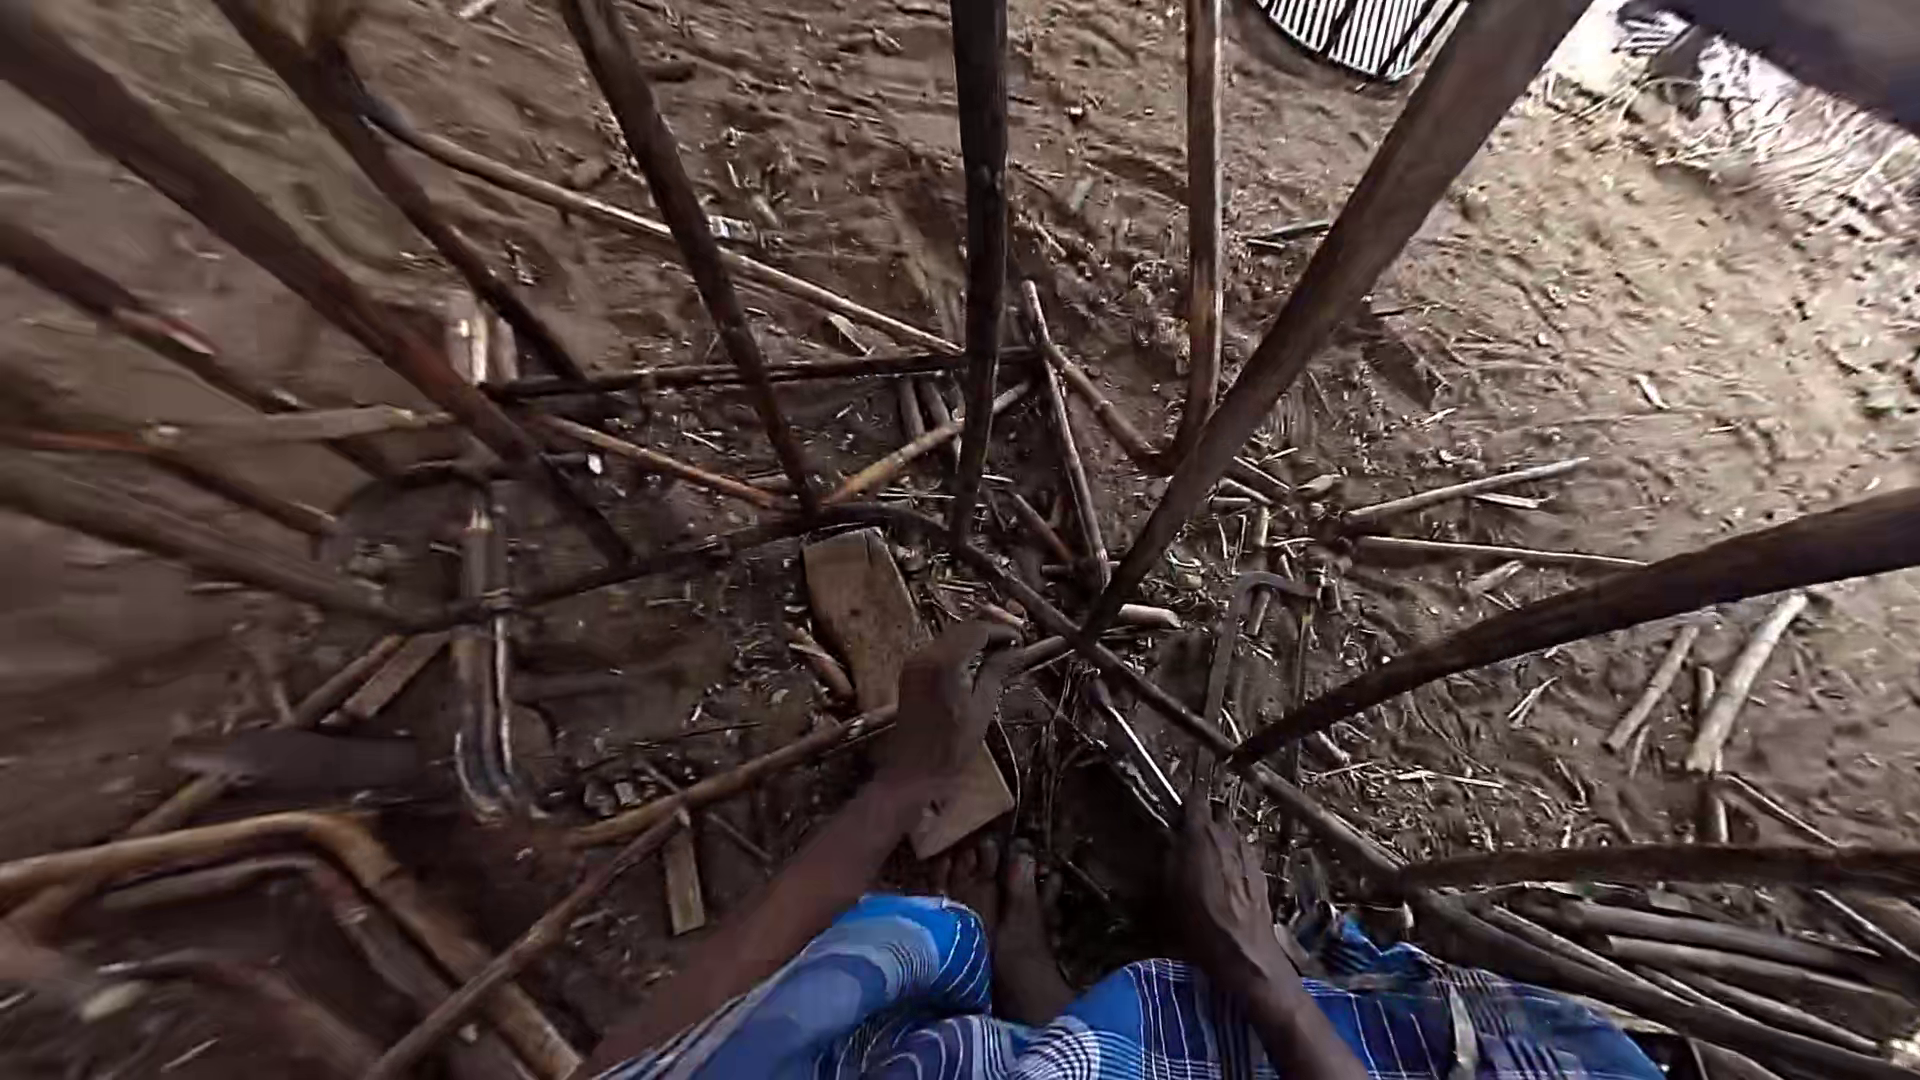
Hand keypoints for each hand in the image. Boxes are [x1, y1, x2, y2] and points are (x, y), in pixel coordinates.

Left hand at [876, 622, 1018, 792]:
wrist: (914, 770)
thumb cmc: (953, 744)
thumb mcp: (982, 706)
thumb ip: (996, 671)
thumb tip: (1013, 650)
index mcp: (944, 662)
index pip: (976, 631)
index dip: (999, 631)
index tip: (1018, 639)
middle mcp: (925, 655)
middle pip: (960, 630)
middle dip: (987, 633)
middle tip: (1011, 646)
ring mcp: (915, 662)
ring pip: (948, 638)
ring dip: (972, 640)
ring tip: (997, 654)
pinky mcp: (911, 671)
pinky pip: (938, 650)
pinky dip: (957, 650)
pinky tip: (973, 664)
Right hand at [1169, 774, 1292, 991]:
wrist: (1245, 955)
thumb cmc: (1199, 920)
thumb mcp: (1170, 885)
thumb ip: (1169, 852)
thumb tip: (1169, 835)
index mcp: (1201, 833)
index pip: (1195, 798)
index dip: (1185, 801)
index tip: (1177, 810)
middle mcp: (1228, 835)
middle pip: (1217, 812)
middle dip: (1205, 818)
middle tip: (1191, 834)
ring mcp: (1248, 852)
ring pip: (1232, 832)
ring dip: (1220, 837)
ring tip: (1209, 857)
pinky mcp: (1261, 872)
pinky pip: (1244, 852)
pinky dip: (1234, 856)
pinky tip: (1227, 877)